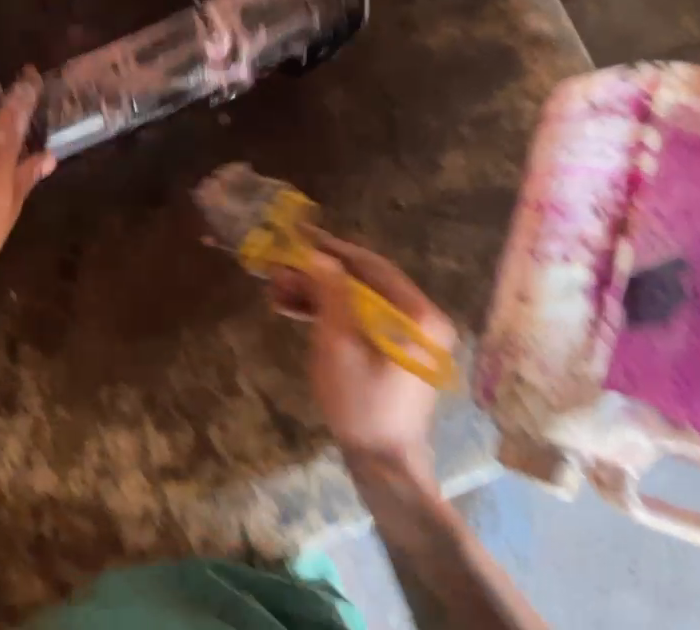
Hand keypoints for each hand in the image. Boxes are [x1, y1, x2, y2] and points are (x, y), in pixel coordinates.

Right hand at [269, 229, 455, 480]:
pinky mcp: (395, 352)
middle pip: (363, 282)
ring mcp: (410, 337)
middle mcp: (421, 319)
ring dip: (318, 293)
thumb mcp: (339, 344)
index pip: (371, 266)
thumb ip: (331, 294)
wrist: (384, 463)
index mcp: (419, 314)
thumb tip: (318, 255)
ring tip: (277, 291)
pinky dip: (330, 314)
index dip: (331, 250)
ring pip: (358, 301)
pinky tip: (295, 310)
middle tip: (278, 269)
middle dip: (317, 275)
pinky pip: (361, 321)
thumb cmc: (361, 403)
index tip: (297, 237)